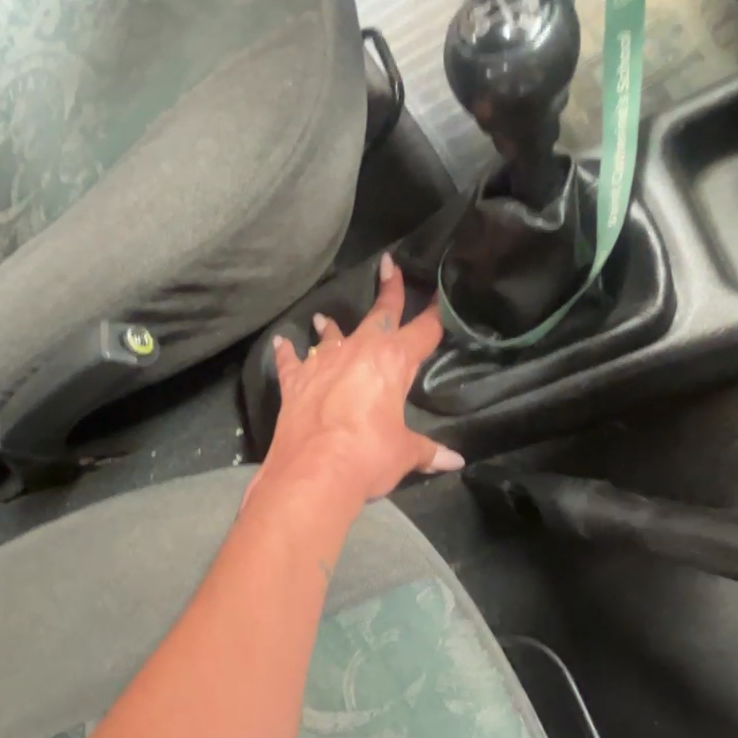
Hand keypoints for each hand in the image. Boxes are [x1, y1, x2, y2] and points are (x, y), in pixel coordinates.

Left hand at [256, 253, 463, 505]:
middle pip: (379, 314)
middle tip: (388, 264)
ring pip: (331, 335)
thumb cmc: (368, 457)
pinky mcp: (295, 382)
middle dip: (388, 289)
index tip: (440, 296)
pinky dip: (286, 352)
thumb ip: (428, 451)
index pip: (423, 331)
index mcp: (393, 362)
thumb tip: (455, 461)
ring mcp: (323, 363)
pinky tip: (282, 342)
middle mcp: (358, 351)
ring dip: (330, 326)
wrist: (313, 473)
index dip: (435, 316)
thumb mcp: (404, 453)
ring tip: (323, 315)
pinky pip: (290, 361)